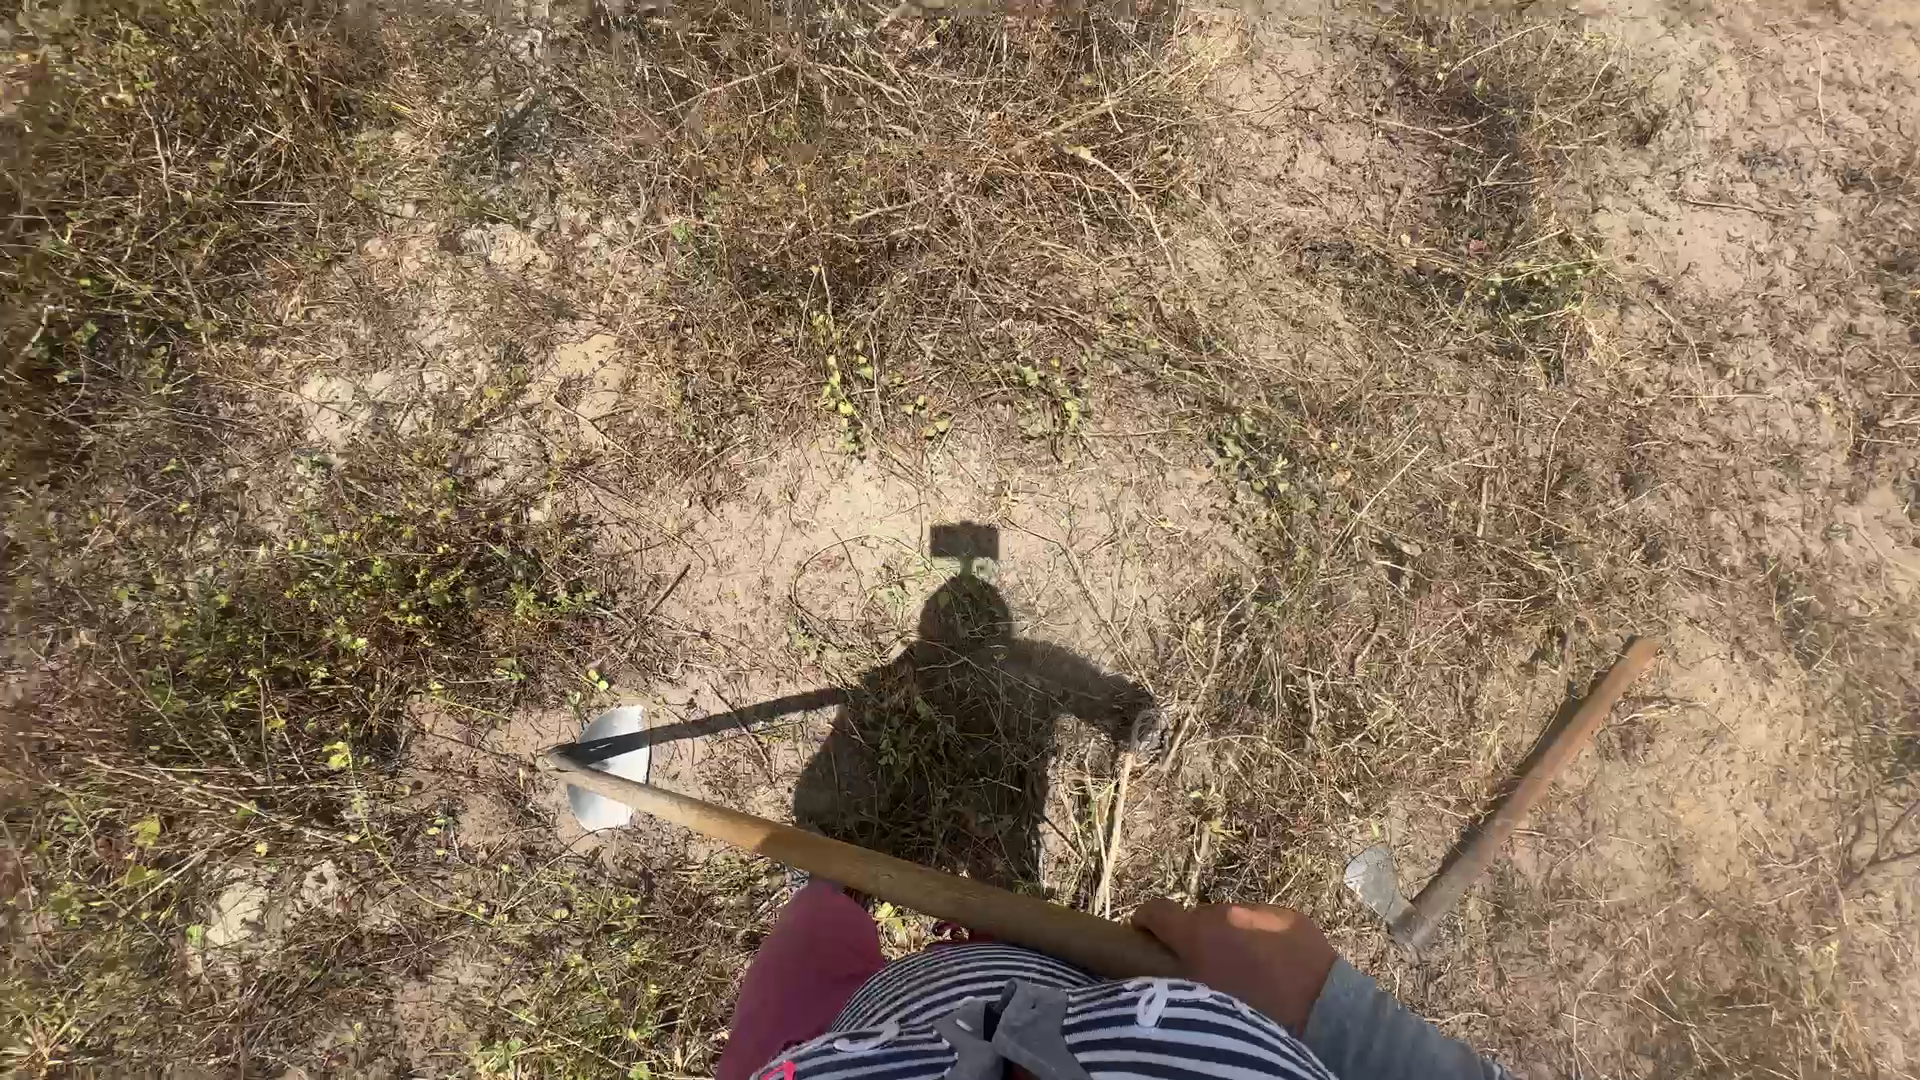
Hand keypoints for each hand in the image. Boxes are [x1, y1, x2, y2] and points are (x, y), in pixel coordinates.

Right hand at [1132, 899, 1337, 1034]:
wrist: (1328, 1015)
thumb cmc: (1259, 1016)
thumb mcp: (1206, 1000)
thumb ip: (1179, 976)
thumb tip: (1163, 967)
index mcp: (1197, 933)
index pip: (1155, 910)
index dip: (1145, 922)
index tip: (1144, 937)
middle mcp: (1223, 912)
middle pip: (1195, 918)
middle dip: (1195, 938)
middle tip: (1206, 967)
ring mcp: (1258, 909)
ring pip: (1230, 919)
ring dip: (1229, 936)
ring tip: (1246, 968)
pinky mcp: (1288, 914)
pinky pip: (1262, 921)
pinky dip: (1259, 937)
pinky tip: (1274, 964)